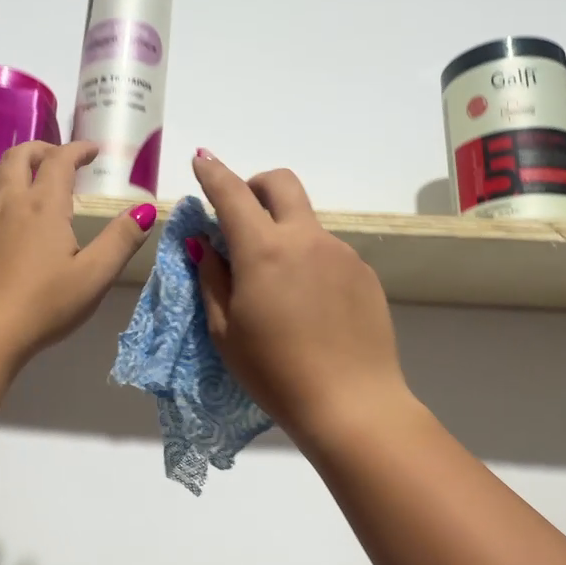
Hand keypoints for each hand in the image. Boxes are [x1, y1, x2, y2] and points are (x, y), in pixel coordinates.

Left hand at [0, 141, 155, 363]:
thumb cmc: (45, 306)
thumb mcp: (95, 276)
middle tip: (56, 157)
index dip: (77, 150)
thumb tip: (144, 210)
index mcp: (44, 205)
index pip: (60, 160)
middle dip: (40, 149)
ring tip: (21, 175)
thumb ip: (121, 240)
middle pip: (17, 157)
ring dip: (7, 166)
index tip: (92, 151)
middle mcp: (8, 203)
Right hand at [189, 152, 408, 437]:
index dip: (212, 173)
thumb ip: (212, 279)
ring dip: (283, 232)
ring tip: (277, 286)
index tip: (201, 160)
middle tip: (241, 216)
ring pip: (305, 222)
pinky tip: (309, 306)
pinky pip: (328, 252)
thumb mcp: (225, 331)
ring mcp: (341, 253)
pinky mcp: (364, 273)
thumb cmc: (275, 373)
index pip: (231, 194)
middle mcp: (305, 239)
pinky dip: (308, 261)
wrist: (352, 404)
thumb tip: (205, 245)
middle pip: (280, 183)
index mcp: (263, 250)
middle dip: (255, 185)